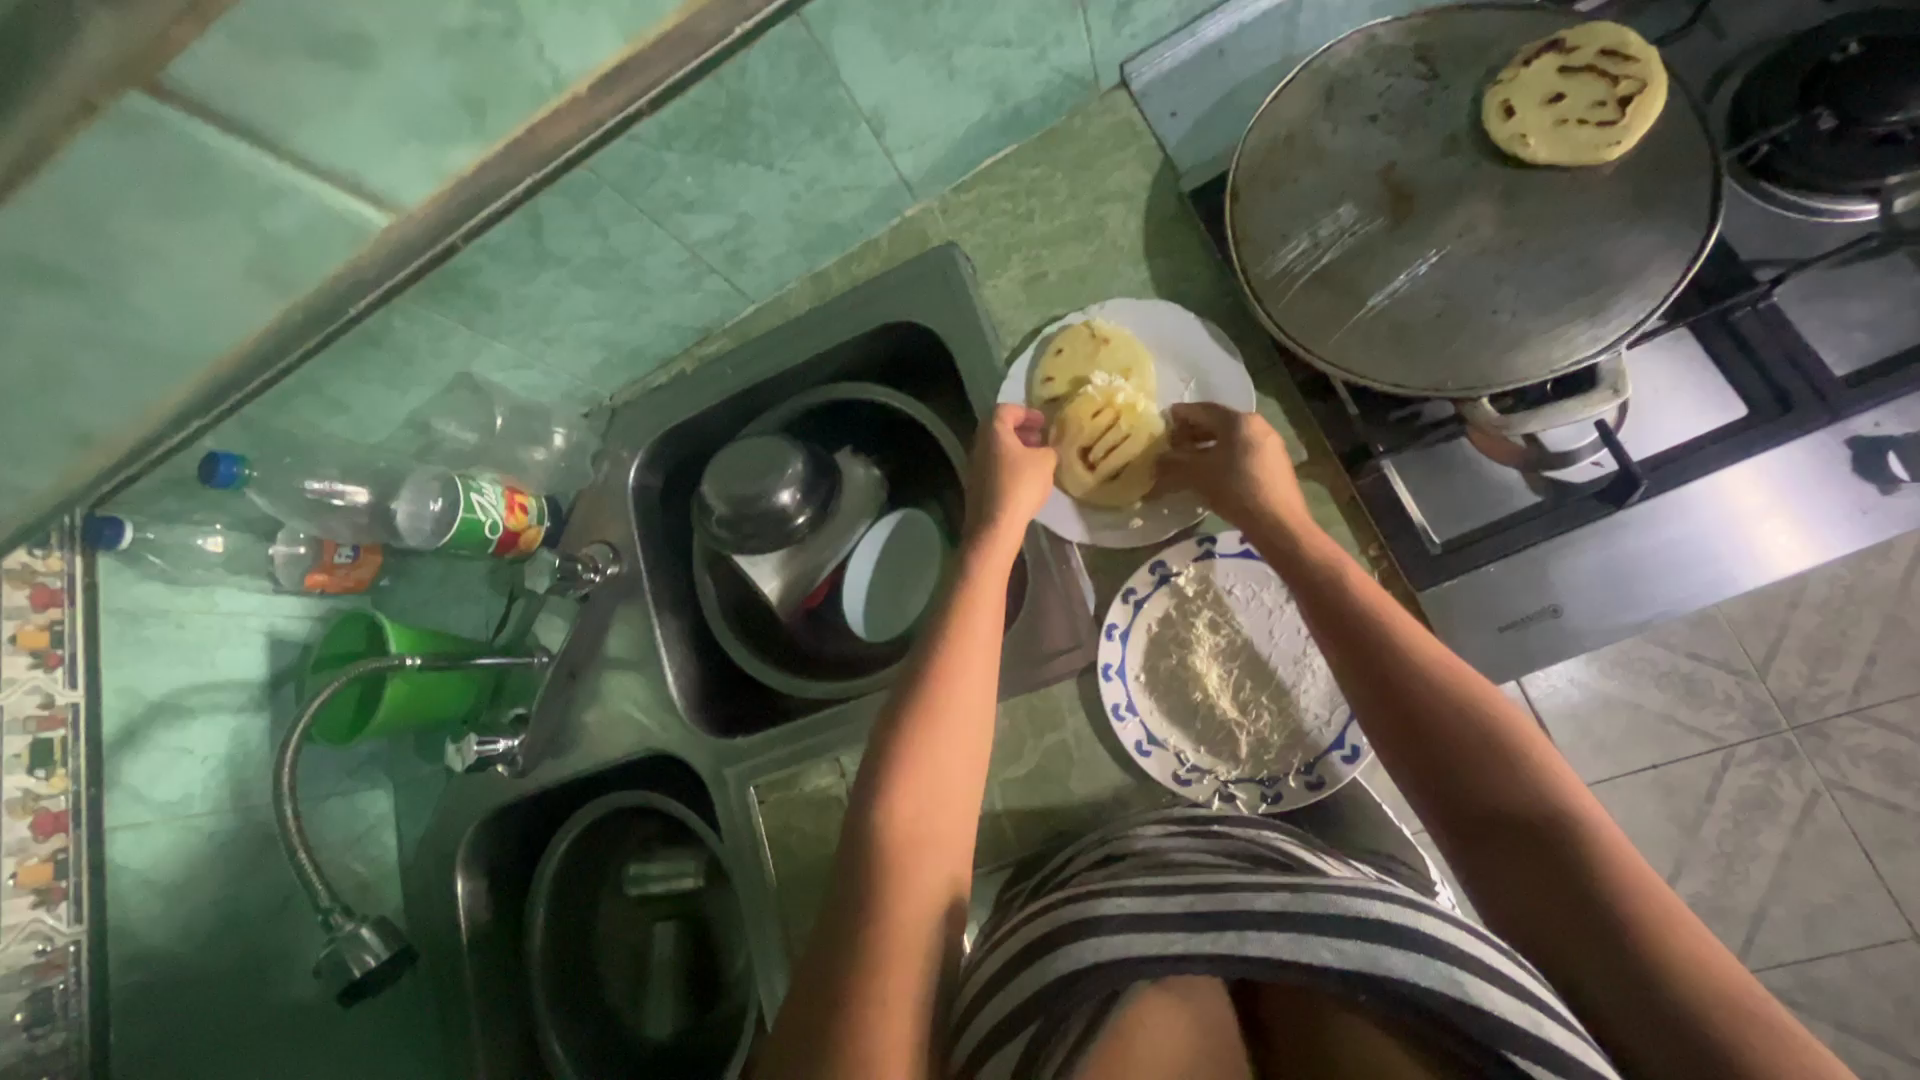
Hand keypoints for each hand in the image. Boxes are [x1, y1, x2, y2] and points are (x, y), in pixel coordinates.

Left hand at [963, 404, 1056, 550]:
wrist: (995, 524)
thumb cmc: (1021, 485)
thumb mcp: (1046, 462)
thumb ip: (1049, 449)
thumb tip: (1046, 450)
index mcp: (993, 431)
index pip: (1006, 409)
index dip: (1026, 412)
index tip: (1043, 423)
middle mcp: (979, 444)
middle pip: (999, 429)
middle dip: (1021, 431)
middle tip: (1040, 439)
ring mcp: (974, 465)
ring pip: (996, 449)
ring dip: (1016, 449)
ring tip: (1036, 459)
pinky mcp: (976, 485)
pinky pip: (994, 466)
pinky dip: (1009, 465)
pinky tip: (1024, 478)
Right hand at [1156, 402, 1311, 533]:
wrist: (1277, 521)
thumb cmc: (1234, 488)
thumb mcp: (1196, 474)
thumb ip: (1173, 462)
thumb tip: (1157, 459)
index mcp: (1238, 420)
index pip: (1202, 409)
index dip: (1180, 415)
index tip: (1164, 421)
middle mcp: (1256, 424)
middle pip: (1218, 422)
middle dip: (1193, 432)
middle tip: (1173, 444)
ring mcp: (1269, 443)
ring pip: (1231, 438)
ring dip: (1208, 446)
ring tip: (1190, 461)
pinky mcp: (1275, 462)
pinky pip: (1243, 451)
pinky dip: (1224, 456)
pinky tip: (1213, 472)